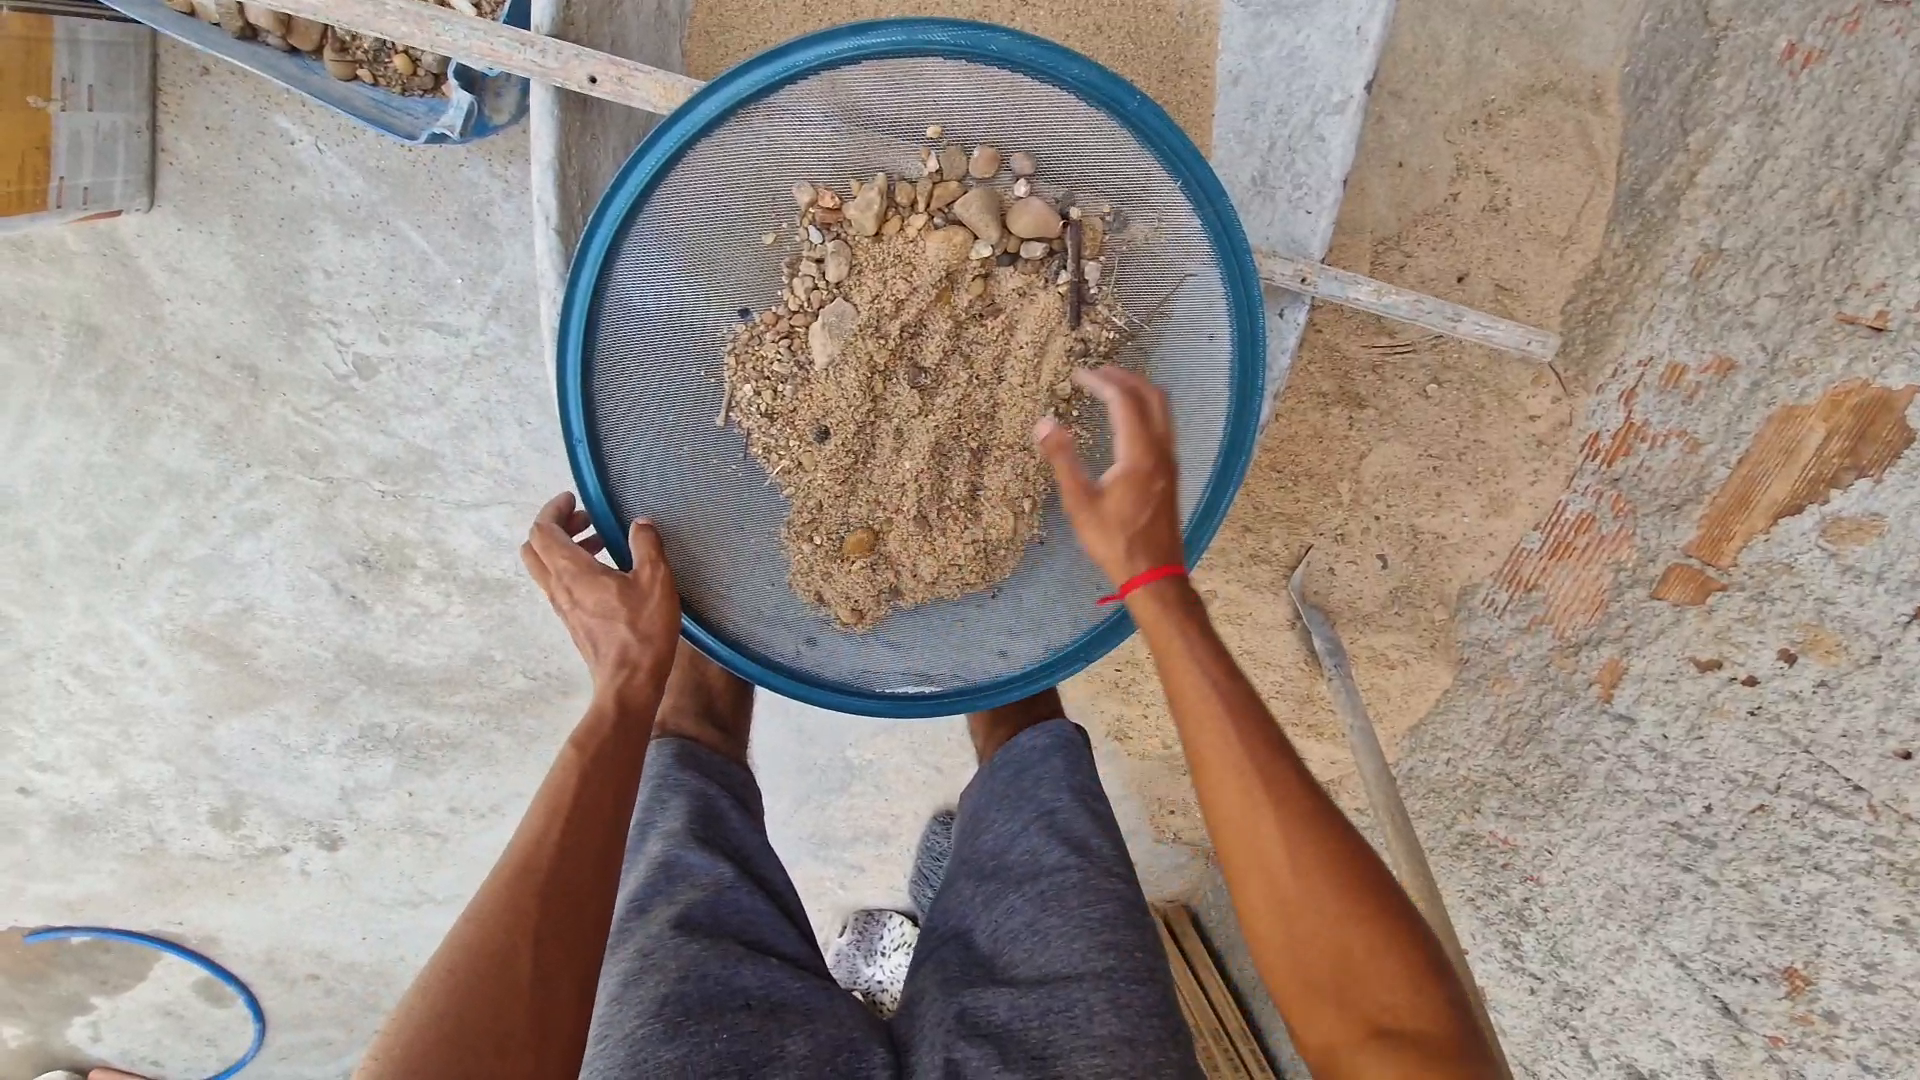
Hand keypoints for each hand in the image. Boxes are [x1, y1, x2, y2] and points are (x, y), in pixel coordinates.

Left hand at [519, 492, 680, 704]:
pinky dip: (575, 568)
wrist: (629, 681)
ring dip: (566, 548)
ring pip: (547, 568)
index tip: (577, 499)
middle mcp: (558, 587)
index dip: (554, 509)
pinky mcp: (573, 621)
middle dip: (556, 527)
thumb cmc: (642, 630)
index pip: (542, 530)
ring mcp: (562, 606)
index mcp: (572, 571)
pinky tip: (608, 573)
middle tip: (587, 520)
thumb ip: (647, 545)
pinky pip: (561, 584)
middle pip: (535, 548)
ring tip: (602, 543)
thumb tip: (641, 524)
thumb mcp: (656, 580)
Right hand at [1034, 367, 1185, 587]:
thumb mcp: (1080, 502)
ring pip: (1163, 410)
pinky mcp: (1171, 473)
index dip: (1100, 382)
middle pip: (1151, 396)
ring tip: (1111, 389)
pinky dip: (1146, 410)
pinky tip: (1126, 423)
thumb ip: (1063, 459)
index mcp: (1139, 453)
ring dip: (1138, 392)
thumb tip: (1044, 422)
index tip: (1078, 374)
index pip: (1123, 401)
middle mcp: (1161, 450)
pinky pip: (1164, 426)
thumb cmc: (1113, 541)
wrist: (1154, 573)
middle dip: (1124, 378)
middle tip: (1097, 373)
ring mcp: (1170, 462)